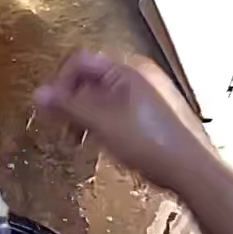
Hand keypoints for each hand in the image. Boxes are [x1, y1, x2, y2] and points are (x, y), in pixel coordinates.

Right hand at [33, 51, 219, 192]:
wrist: (193, 172)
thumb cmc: (154, 145)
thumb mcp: (100, 124)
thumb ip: (67, 107)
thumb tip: (39, 94)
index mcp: (128, 70)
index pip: (80, 61)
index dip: (60, 82)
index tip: (50, 107)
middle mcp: (139, 76)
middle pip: (90, 78)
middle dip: (70, 101)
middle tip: (60, 125)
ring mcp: (148, 95)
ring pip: (102, 96)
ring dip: (83, 115)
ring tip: (77, 138)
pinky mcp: (152, 114)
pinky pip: (116, 109)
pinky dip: (101, 122)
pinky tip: (100, 143)